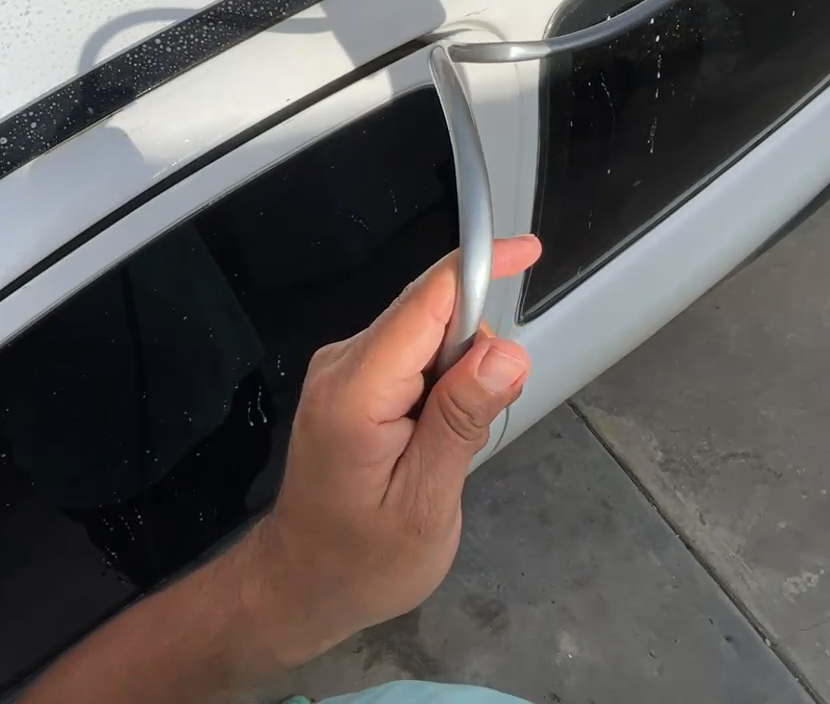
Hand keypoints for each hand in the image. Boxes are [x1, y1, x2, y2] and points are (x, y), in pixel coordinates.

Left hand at [241, 235, 542, 665]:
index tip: (527, 249)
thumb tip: (507, 351)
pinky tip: (430, 437)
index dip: (476, 269)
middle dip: (473, 349)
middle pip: (426, 314)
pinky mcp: (348, 378)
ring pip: (422, 334)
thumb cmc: (363, 559)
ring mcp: (340, 368)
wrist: (301, 580)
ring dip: (456, 374)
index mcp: (356, 390)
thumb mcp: (428, 502)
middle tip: (477, 429)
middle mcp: (342, 363)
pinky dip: (437, 383)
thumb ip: (462, 419)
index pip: (423, 304)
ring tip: (445, 449)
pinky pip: (408, 355)